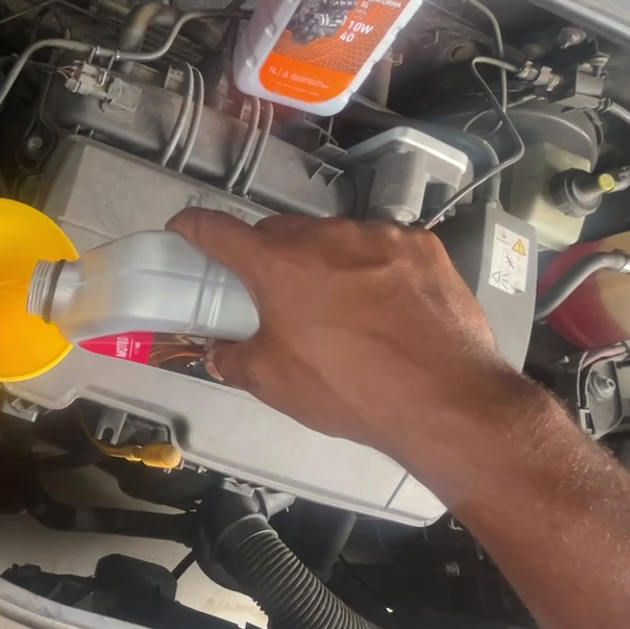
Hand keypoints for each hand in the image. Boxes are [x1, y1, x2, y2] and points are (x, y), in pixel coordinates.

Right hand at [167, 209, 527, 462]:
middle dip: (265, 255)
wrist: (447, 401)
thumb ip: (233, 359)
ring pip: (331, 237)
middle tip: (270, 292)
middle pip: (277, 231)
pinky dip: (368, 266)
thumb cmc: (346, 390)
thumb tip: (219, 352)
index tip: (182, 229)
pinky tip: (382, 304)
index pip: (217, 229)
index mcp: (278, 264)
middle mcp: (325, 236)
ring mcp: (379, 236)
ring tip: (336, 305)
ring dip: (320, 260)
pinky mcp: (422, 246)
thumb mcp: (272, 382)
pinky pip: (379, 246)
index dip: (192, 227)